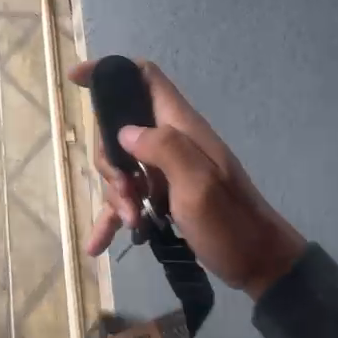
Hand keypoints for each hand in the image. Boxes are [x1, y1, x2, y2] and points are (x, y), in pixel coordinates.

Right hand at [70, 59, 305, 298]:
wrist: (260, 266)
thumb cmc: (231, 222)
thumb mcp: (199, 183)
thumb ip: (163, 148)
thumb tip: (124, 131)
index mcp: (180, 125)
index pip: (144, 76)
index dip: (111, 71)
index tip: (78, 79)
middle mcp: (169, 139)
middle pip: (119, 127)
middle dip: (109, 158)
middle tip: (126, 191)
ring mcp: (165, 169)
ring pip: (120, 165)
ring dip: (116, 193)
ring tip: (132, 221)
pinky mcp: (162, 198)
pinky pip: (127, 199)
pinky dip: (112, 217)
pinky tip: (97, 244)